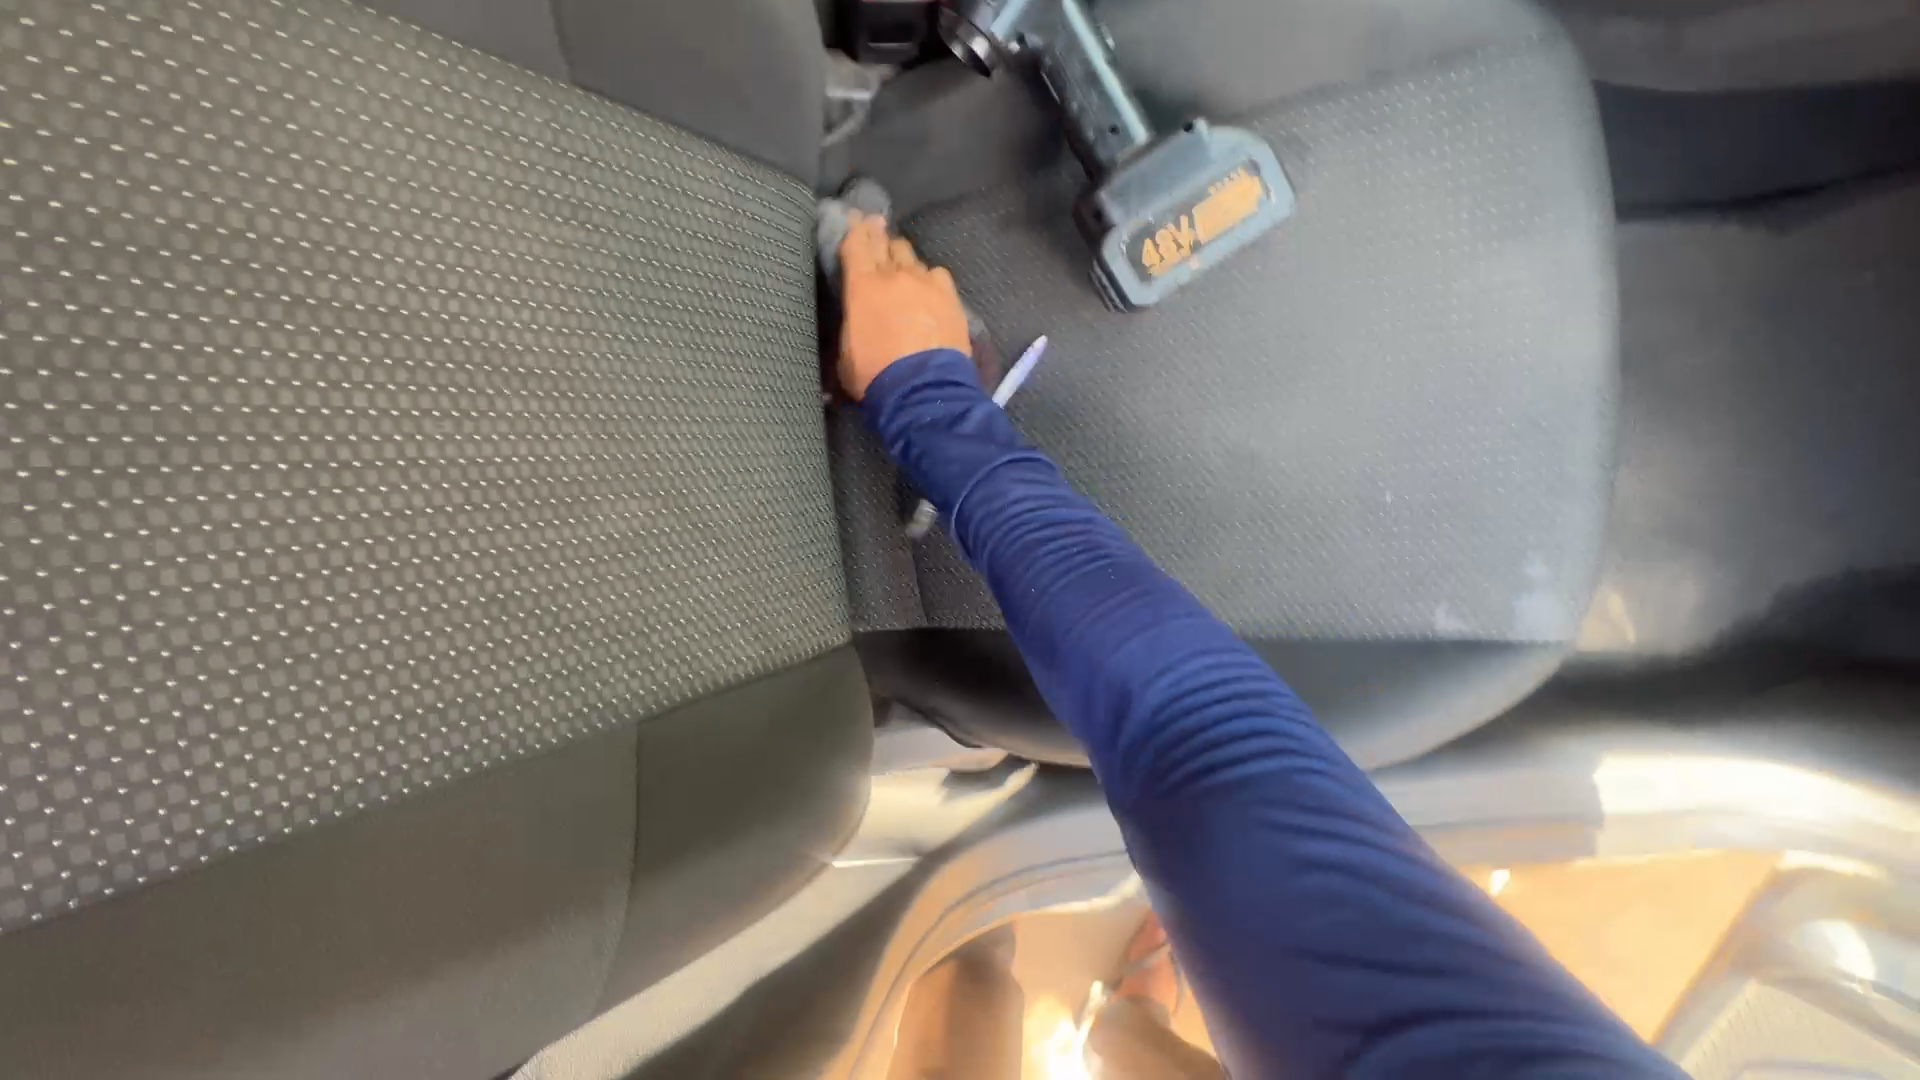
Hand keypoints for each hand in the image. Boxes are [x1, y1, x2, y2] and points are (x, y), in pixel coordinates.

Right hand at [838, 212, 970, 400]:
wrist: (923, 391)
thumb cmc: (876, 377)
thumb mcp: (846, 354)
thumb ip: (849, 326)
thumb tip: (852, 323)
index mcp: (862, 286)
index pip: (856, 244)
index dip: (854, 229)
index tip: (854, 219)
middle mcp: (895, 275)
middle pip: (886, 244)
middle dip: (879, 237)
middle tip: (876, 232)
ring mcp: (926, 283)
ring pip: (913, 258)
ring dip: (905, 261)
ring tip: (903, 268)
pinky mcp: (950, 297)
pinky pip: (937, 275)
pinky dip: (930, 279)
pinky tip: (929, 288)